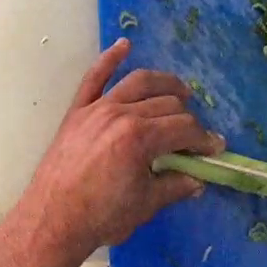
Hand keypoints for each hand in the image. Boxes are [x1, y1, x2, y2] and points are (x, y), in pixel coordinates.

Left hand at [13, 38, 224, 264]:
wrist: (51, 221)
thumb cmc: (100, 217)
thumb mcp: (145, 205)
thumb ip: (175, 186)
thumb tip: (199, 180)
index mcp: (140, 137)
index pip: (184, 128)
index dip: (203, 139)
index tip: (215, 149)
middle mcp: (121, 113)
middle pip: (167, 103)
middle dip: (188, 118)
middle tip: (194, 135)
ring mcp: (98, 108)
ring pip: (138, 82)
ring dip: (164, 83)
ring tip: (180, 92)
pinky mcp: (78, 110)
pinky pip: (94, 77)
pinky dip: (109, 58)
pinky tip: (124, 44)